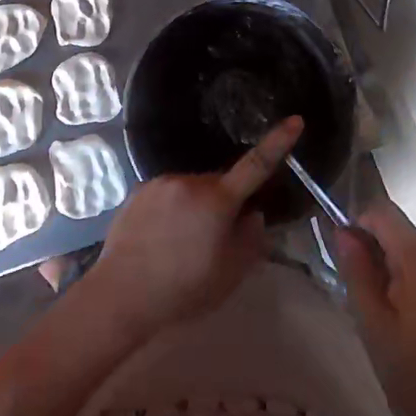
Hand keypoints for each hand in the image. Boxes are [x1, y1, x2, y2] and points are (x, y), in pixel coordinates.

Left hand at [85, 117, 303, 336]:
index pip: (256, 165)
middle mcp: (189, 182)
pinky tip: (160, 239)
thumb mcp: (231, 274)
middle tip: (215, 240)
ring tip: (181, 245)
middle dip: (223, 202)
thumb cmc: (183, 289)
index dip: (278, 142)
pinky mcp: (138, 191)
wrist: (120, 295)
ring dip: (195, 206)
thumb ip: (251, 239)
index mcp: (217, 200)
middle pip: (219, 184)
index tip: (295, 120)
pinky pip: (167, 195)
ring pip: (191, 189)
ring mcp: (160, 183)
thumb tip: (252, 214)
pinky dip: (171, 210)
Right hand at [335, 201, 415, 415]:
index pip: (382, 211)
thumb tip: (342, 231)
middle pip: (397, 233)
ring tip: (382, 319)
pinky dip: (409, 286)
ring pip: (411, 254)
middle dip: (372, 255)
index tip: (344, 258)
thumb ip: (357, 272)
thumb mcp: (374, 325)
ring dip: (390, 273)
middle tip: (360, 300)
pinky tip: (407, 326)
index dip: (357, 224)